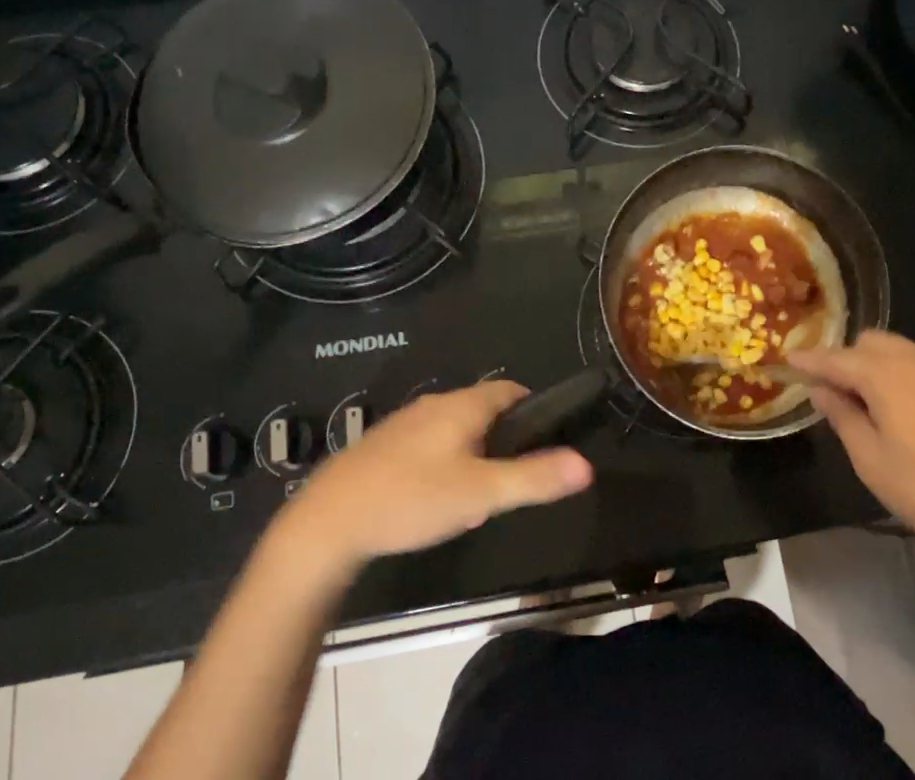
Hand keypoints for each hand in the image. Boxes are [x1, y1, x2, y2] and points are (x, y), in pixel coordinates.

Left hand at [262, 382, 592, 576]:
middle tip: (512, 483)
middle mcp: (432, 405)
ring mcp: (402, 425)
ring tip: (476, 500)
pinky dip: (443, 467)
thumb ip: (534, 479)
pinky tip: (434, 504)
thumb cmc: (410, 500)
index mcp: (460, 406)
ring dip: (473, 458)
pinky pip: (427, 448)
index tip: (548, 441)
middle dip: (503, 443)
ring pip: (454, 432)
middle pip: (483, 411)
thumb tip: (587, 464)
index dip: (535, 411)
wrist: (327, 524)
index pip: (510, 390)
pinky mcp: (380, 449)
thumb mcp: (481, 494)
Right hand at [788, 331, 914, 598]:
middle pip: (874, 342)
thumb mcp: (870, 460)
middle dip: (850, 359)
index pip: (838, 358)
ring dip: (885, 367)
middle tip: (838, 392)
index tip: (790, 361)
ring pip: (909, 352)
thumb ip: (842, 416)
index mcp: (888, 375)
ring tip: (881, 404)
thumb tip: (821, 390)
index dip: (811, 360)